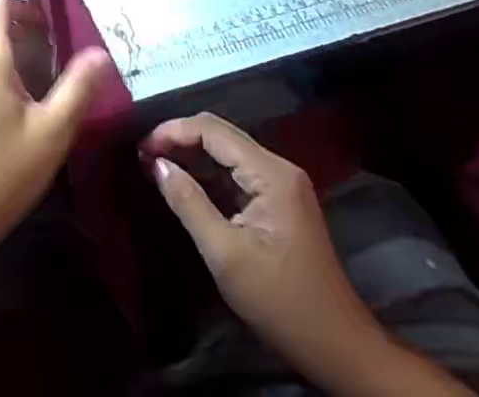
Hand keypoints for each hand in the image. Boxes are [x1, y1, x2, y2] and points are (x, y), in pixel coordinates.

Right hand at [142, 114, 382, 376]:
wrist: (338, 347)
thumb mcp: (225, 253)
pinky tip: (182, 182)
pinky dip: (205, 171)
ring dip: (189, 154)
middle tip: (143, 156)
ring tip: (155, 167)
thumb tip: (156, 163)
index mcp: (271, 175)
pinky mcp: (277, 200)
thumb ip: (188, 202)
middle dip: (178, 138)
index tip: (140, 150)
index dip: (171, 132)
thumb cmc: (281, 301)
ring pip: (225, 150)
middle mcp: (278, 169)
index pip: (211, 130)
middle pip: (219, 133)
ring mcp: (281, 184)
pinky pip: (234, 171)